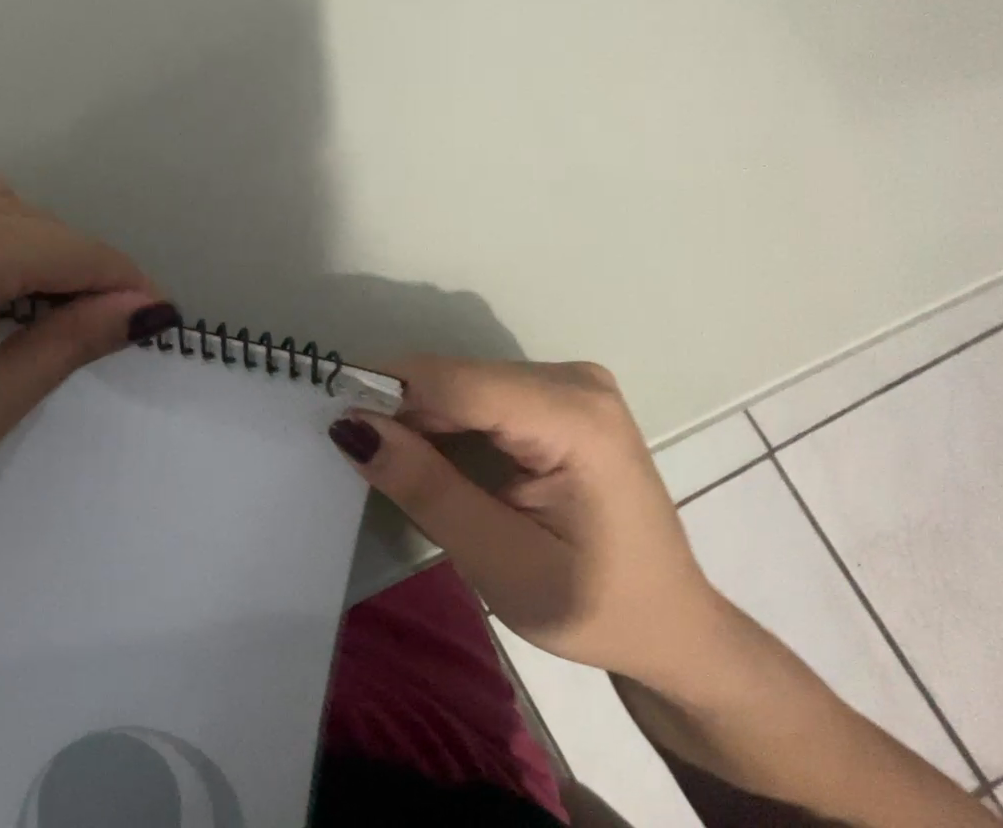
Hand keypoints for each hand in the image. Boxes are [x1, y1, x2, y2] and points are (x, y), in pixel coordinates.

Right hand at [328, 357, 730, 684]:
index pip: (449, 381)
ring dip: (413, 422)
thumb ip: (426, 487)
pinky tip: (434, 465)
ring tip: (400, 476)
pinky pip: (471, 394)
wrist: (668, 625)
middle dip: (395, 415)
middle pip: (448, 377)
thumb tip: (351, 426)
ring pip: (452, 382)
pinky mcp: (556, 398)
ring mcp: (567, 385)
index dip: (382, 398)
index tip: (334, 435)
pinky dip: (438, 424)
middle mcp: (572, 381)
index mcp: (573, 418)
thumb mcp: (498, 559)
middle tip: (366, 471)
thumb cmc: (591, 605)